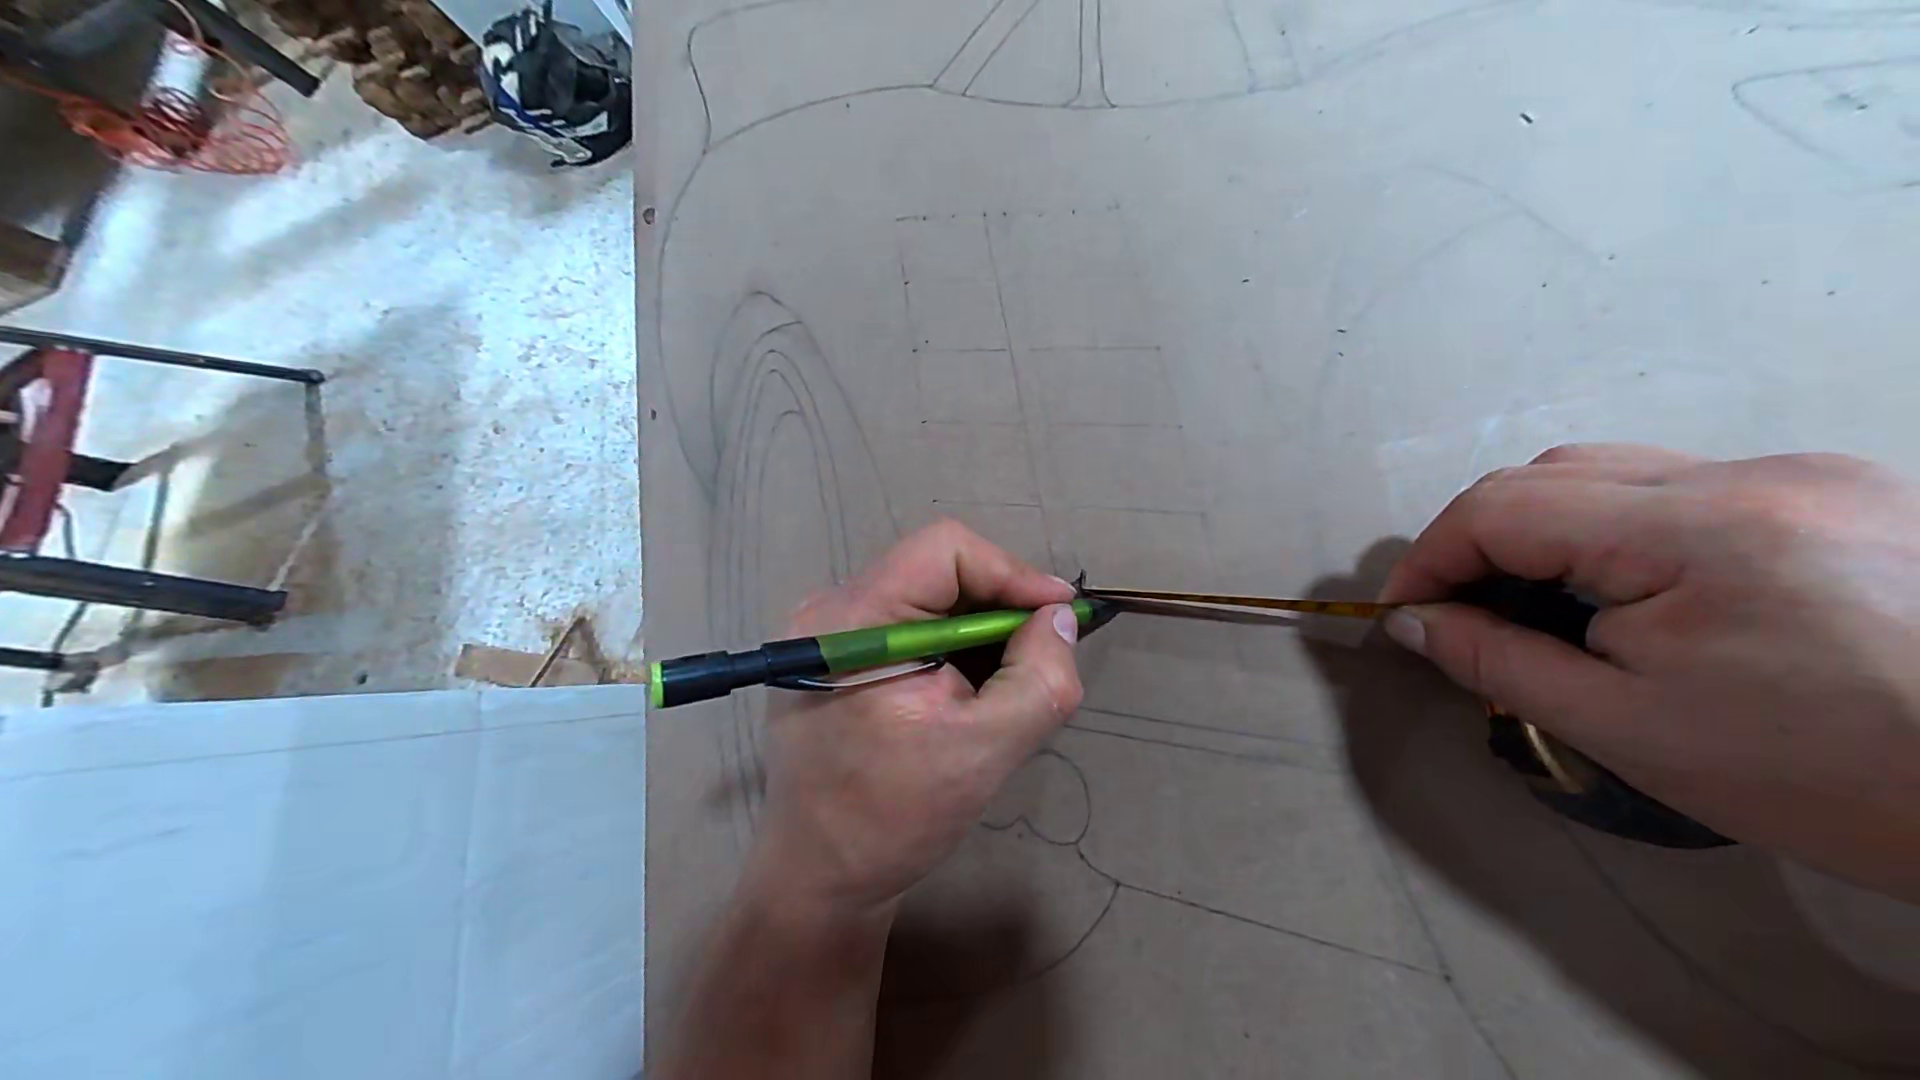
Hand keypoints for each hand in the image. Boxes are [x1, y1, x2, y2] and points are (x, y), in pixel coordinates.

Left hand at [745, 521, 1084, 920]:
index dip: (1010, 572)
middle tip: (1040, 653)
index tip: (1057, 616)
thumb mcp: (985, 751)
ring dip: (979, 631)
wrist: (820, 877)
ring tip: (1003, 684)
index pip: (944, 550)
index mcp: (853, 619)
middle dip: (999, 607)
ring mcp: (830, 632)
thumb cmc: (894, 819)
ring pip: (929, 598)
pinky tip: (967, 691)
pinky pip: (911, 623)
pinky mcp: (838, 655)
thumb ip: (1039, 679)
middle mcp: (831, 609)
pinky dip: (953, 646)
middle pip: (937, 570)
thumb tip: (1059, 617)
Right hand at [1379, 444, 1919, 899]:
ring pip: (1609, 472)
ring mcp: (1807, 474)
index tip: (1403, 611)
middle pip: (1550, 473)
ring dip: (1540, 527)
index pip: (1503, 507)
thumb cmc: (1834, 778)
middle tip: (1458, 606)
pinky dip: (1607, 528)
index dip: (1431, 556)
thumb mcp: (1626, 728)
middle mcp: (1753, 474)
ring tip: (1532, 596)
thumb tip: (1412, 623)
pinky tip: (1623, 586)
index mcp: (1698, 529)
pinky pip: (1672, 488)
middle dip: (1477, 537)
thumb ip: (1496, 661)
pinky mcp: (1840, 492)